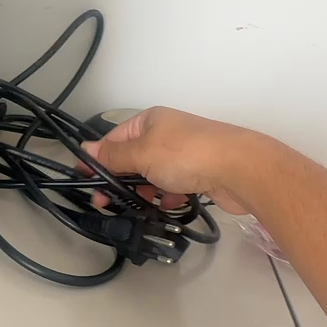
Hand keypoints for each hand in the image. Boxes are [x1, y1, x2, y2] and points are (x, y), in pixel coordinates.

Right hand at [80, 106, 278, 214]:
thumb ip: (113, 155)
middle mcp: (165, 133)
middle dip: (120, 179)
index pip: (113, 140)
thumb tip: (87, 149)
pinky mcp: (198, 173)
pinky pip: (173, 185)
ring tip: (139, 205)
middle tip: (105, 202)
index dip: (98, 160)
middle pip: (132, 158)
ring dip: (144, 190)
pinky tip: (168, 205)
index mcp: (149, 121)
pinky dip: (167, 196)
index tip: (85, 180)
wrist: (240, 169)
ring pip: (152, 174)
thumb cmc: (186, 155)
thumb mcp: (141, 154)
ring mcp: (183, 153)